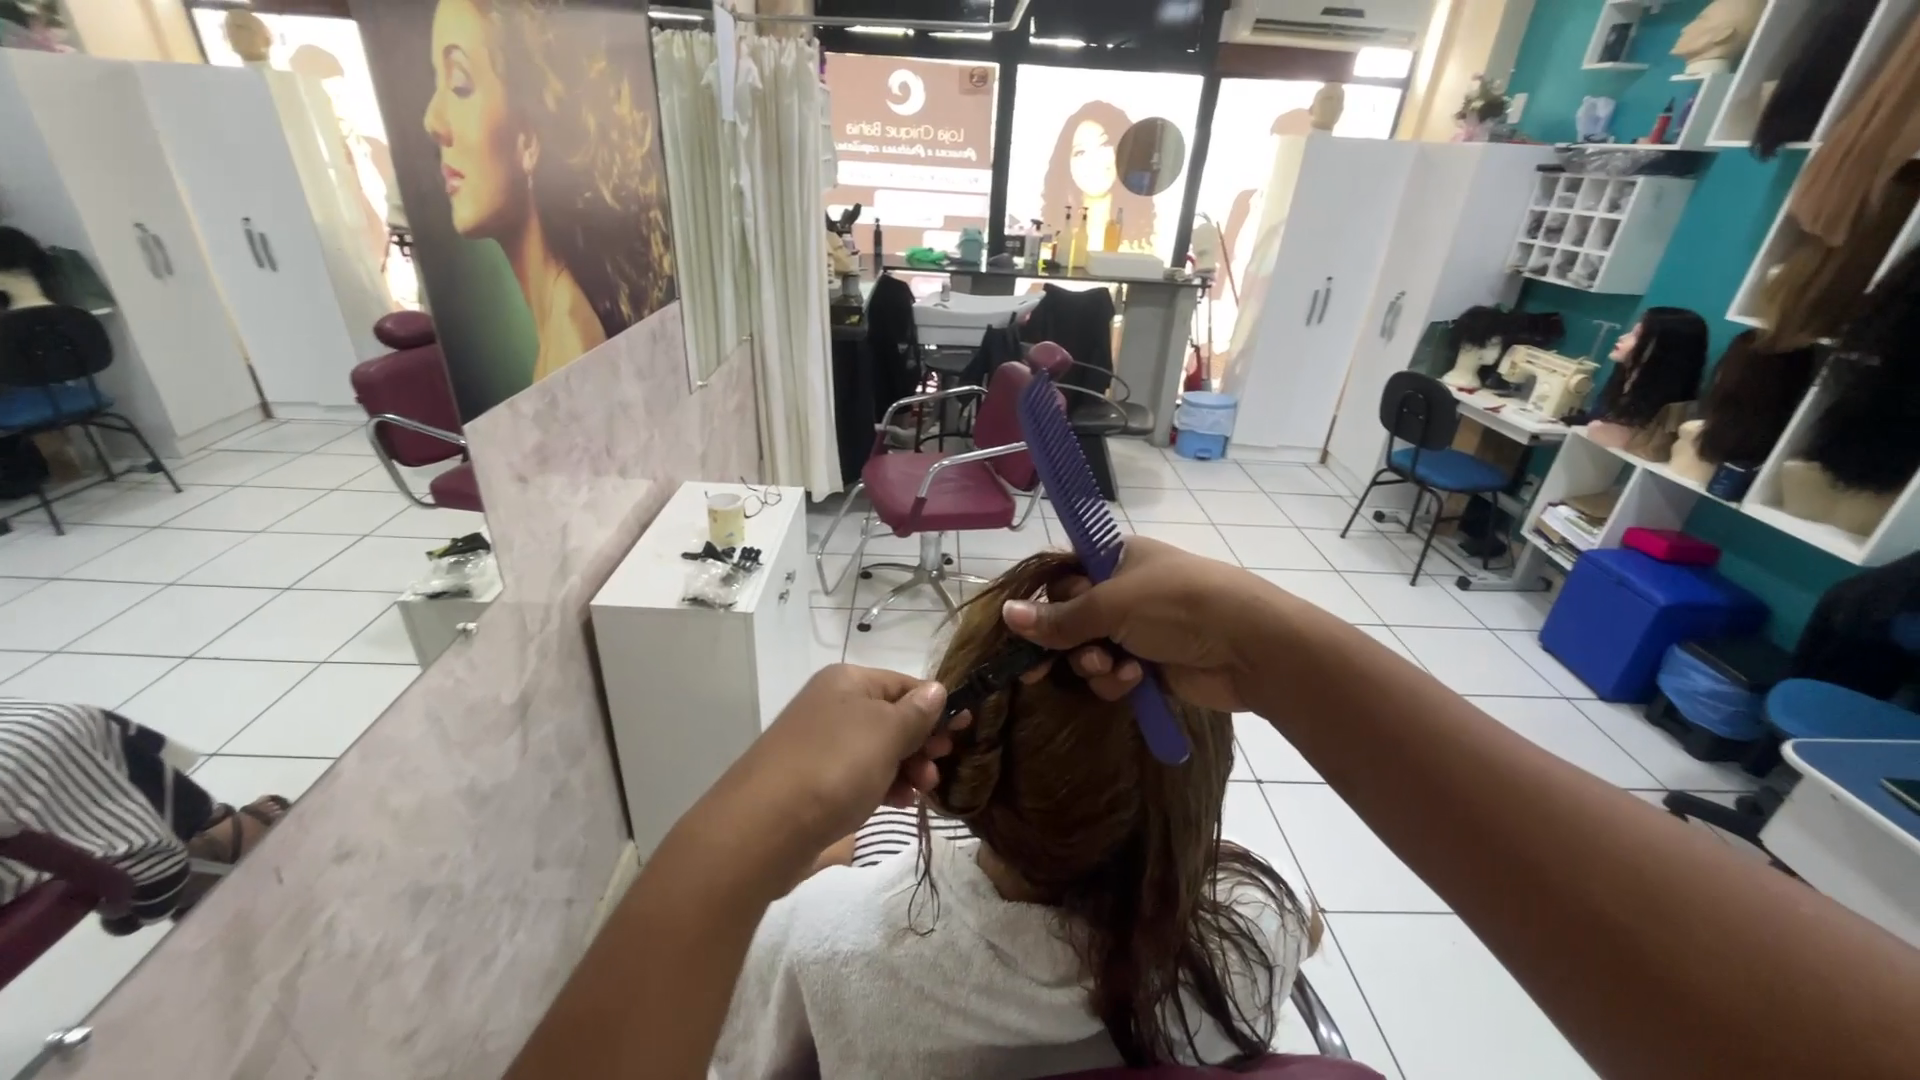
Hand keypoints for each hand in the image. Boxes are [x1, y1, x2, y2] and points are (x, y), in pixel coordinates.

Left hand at [728, 664, 964, 860]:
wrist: (764, 827)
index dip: (937, 707)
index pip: (906, 684)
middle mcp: (833, 705)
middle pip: (892, 717)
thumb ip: (917, 713)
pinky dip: (883, 785)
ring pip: (879, 750)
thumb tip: (937, 690)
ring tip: (921, 791)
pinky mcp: (815, 781)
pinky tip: (898, 803)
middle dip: (922, 742)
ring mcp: (822, 744)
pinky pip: (860, 776)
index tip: (964, 733)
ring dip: (907, 768)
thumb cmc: (834, 768)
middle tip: (939, 766)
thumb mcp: (886, 733)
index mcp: (848, 681)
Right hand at [1004, 536, 1274, 711]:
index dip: (1039, 603)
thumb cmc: (1178, 605)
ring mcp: (1137, 631)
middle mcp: (1123, 592)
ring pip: (1088, 652)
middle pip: (1069, 619)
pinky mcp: (1150, 666)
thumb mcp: (1112, 605)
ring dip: (1092, 664)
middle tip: (1038, 669)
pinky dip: (1118, 681)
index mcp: (1115, 559)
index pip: (1062, 576)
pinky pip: (1113, 676)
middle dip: (1062, 643)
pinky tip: (1136, 679)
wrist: (1250, 646)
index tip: (1017, 631)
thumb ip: (1058, 618)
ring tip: (1113, 666)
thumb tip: (1007, 615)